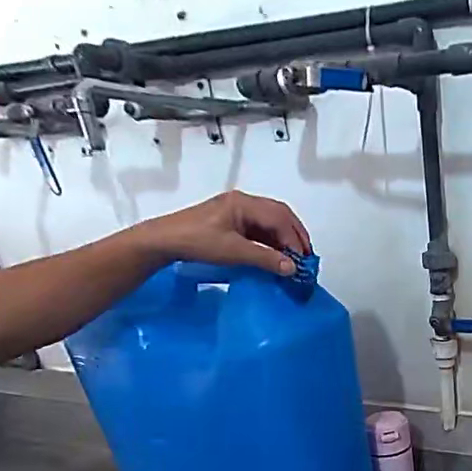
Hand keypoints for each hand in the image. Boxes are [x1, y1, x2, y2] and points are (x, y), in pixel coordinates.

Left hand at [133, 191, 312, 276]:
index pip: (280, 217)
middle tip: (307, 257)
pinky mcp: (232, 222)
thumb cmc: (198, 242)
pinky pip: (261, 229)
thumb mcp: (234, 252)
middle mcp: (244, 202)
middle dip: (296, 235)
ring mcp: (237, 211)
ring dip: (285, 239)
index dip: (295, 239)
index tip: (303, 260)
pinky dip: (273, 242)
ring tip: (295, 258)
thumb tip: (292, 268)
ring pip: (271, 221)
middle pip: (280, 215)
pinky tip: (277, 255)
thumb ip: (265, 258)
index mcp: (244, 203)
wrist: (165, 241)